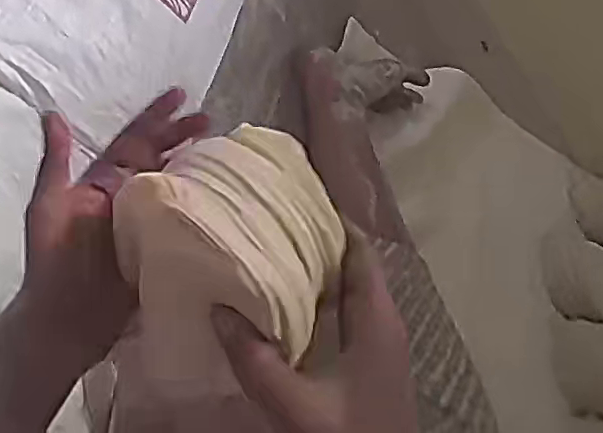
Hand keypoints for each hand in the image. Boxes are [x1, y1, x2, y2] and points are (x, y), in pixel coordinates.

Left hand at [14, 88, 209, 371]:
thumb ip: (56, 161)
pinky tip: (218, 192)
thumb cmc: (50, 259)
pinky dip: (200, 201)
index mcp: (105, 178)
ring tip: (219, 148)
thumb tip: (52, 114)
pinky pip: (182, 216)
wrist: (61, 321)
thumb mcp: (47, 205)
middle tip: (209, 118)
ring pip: (175, 181)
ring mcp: (146, 218)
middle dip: (183, 134)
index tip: (180, 94)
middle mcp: (129, 192)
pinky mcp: (159, 244)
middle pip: (161, 155)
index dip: (156, 116)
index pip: (135, 138)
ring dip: (195, 162)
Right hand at [211, 224, 419, 432]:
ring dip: (315, 266)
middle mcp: (384, 321)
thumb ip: (257, 361)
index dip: (329, 216)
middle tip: (270, 216)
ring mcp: (380, 344)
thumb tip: (218, 309)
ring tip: (270, 248)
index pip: (358, 246)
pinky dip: (319, 295)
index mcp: (378, 317)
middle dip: (314, 236)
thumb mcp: (297, 408)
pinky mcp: (371, 365)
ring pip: (348, 286)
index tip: (291, 194)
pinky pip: (345, 311)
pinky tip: (286, 301)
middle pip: (351, 261)